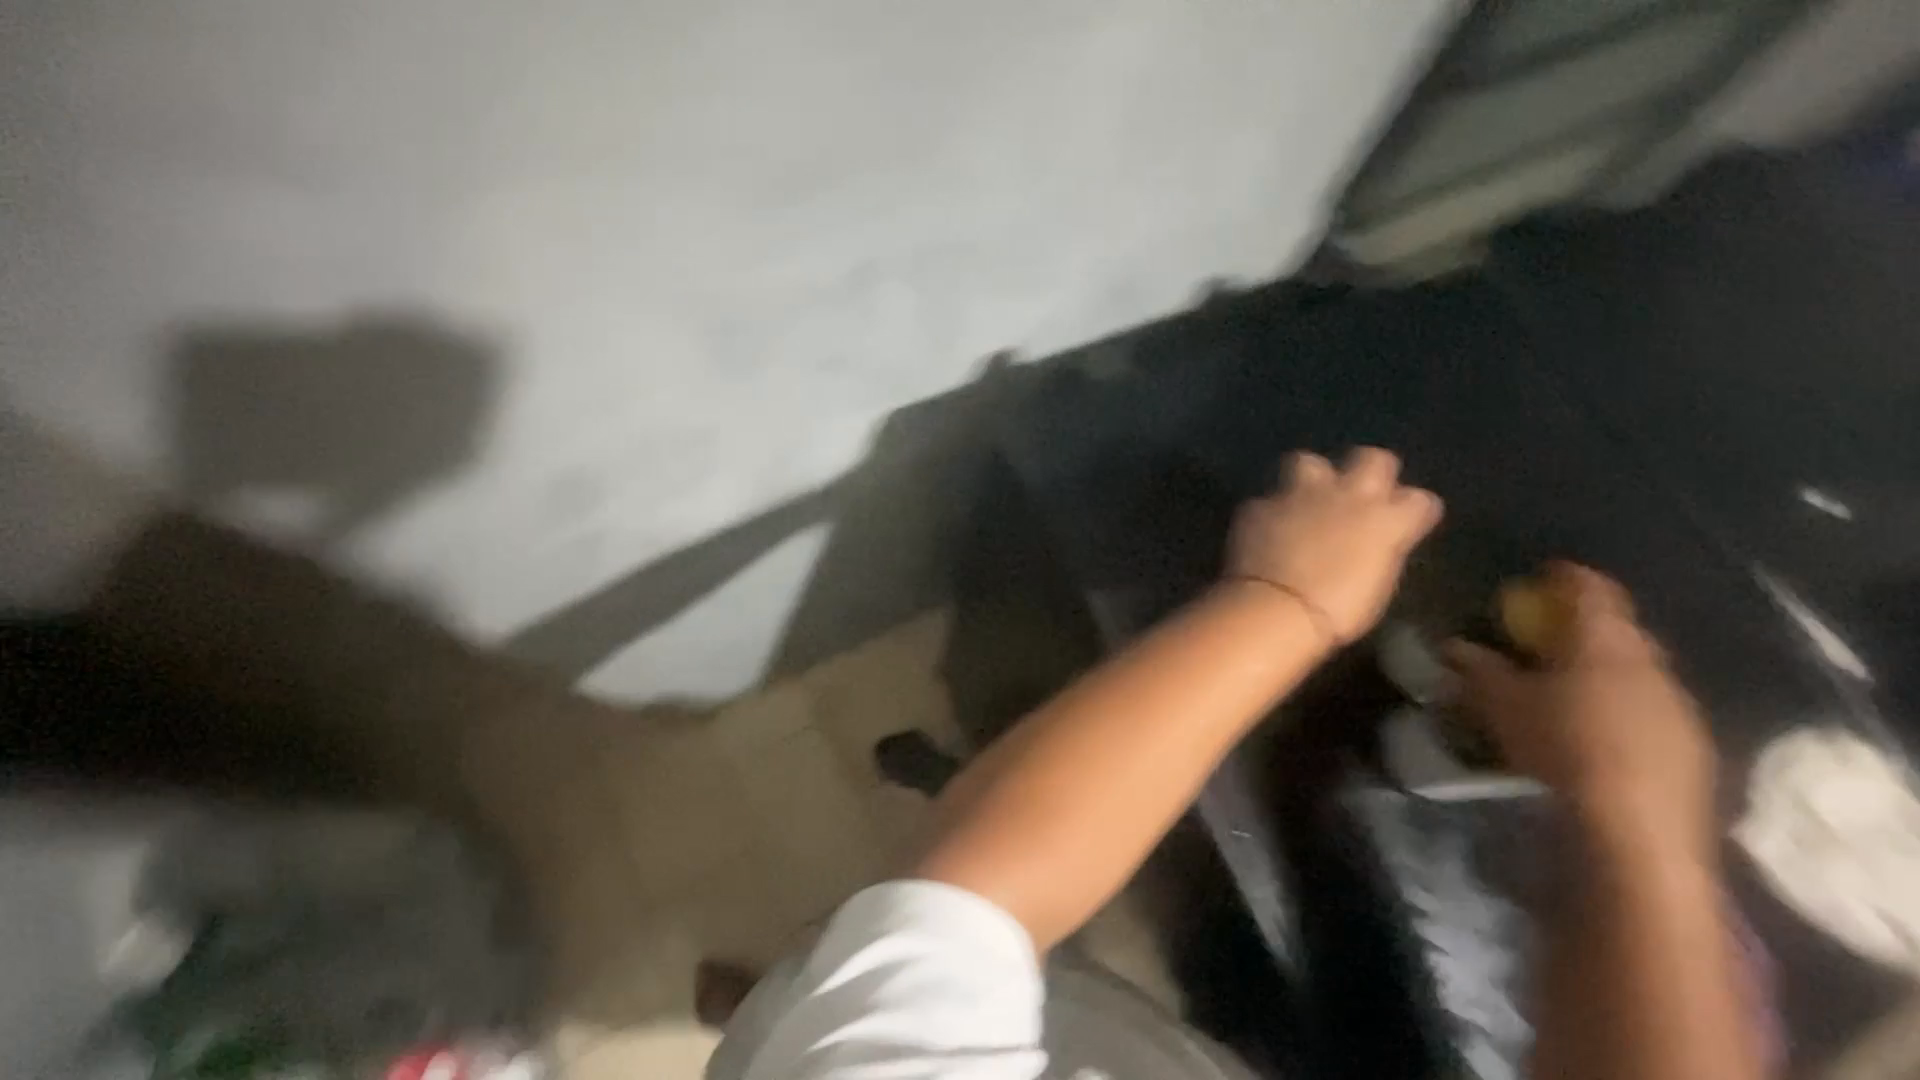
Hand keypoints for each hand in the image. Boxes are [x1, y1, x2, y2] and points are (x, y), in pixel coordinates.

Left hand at [1225, 447, 1442, 644]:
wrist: (1277, 607)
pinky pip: (1267, 500)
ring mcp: (1300, 494)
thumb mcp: (1377, 584)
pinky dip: (1269, 514)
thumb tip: (1376, 542)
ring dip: (1311, 479)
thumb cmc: (1338, 611)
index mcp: (1388, 519)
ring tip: (1305, 501)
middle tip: (1358, 495)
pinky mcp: (1260, 505)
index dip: (1412, 510)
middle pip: (1373, 459)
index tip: (1405, 522)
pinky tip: (1266, 531)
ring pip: (1310, 462)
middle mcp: (1348, 494)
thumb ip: (1380, 550)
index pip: (1420, 500)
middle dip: (1369, 471)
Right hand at [1447, 564, 1716, 852]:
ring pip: (1639, 670)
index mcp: (1603, 639)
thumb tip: (1453, 645)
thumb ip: (1478, 670)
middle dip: (1586, 627)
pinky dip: (1626, 707)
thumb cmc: (1561, 743)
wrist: (1638, 821)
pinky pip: (1653, 708)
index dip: (1567, 577)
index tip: (1544, 576)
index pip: (1590, 589)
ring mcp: (1678, 702)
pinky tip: (1602, 732)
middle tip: (1552, 637)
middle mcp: (1649, 660)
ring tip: (1573, 687)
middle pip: (1619, 628)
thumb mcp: (1503, 705)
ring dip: (1608, 670)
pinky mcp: (1693, 743)